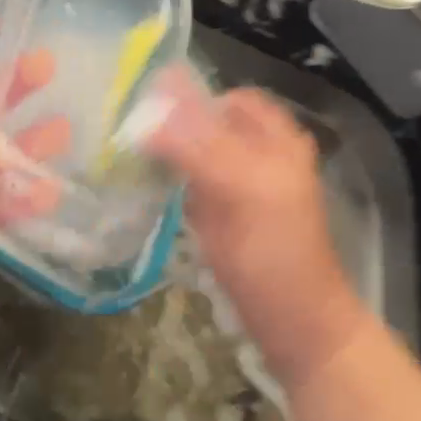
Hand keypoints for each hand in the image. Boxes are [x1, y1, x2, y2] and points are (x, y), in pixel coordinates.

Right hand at [146, 77, 368, 385]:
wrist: (296, 326)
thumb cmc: (277, 253)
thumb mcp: (241, 189)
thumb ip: (196, 145)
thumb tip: (147, 110)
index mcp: (274, 138)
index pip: (225, 97)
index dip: (190, 94)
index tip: (147, 101)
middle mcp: (256, 153)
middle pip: (205, 122)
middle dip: (169, 121)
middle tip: (127, 125)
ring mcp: (236, 184)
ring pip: (193, 150)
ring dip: (163, 147)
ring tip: (125, 148)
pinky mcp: (218, 213)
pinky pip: (186, 181)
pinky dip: (165, 176)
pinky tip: (140, 180)